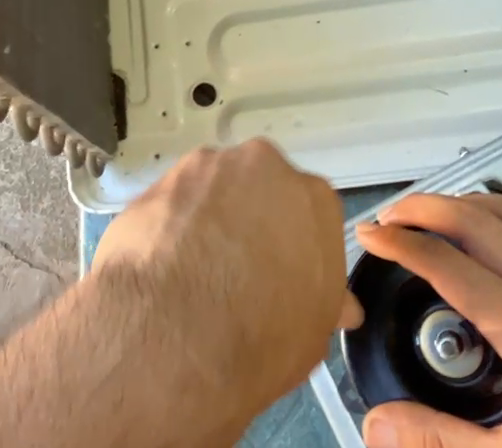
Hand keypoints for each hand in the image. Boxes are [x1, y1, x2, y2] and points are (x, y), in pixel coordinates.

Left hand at [94, 140, 360, 433]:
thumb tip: (341, 307)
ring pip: (211, 189)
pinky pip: (171, 202)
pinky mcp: (160, 178)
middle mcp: (263, 166)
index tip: (278, 272)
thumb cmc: (263, 335)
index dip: (291, 246)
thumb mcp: (314, 332)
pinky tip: (163, 262)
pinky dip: (169, 225)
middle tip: (234, 269)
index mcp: (314, 199)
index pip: (308, 215)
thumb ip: (325, 302)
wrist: (180, 330)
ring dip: (205, 218)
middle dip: (247, 220)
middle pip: (258, 188)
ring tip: (192, 269)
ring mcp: (207, 166)